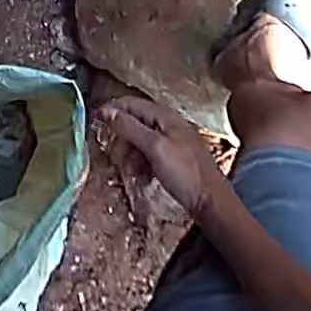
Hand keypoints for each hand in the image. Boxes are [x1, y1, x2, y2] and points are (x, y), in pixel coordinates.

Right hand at [100, 97, 226, 218]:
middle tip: (114, 154)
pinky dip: (141, 162)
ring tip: (128, 170)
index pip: (129, 103)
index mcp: (164, 116)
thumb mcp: (154, 148)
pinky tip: (141, 176)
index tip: (95, 122)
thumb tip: (107, 111)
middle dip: (122, 137)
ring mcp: (173, 141)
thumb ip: (129, 127)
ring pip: (140, 139)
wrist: (215, 207)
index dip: (111, 111)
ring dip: (130, 153)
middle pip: (134, 121)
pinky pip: (150, 153)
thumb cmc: (184, 174)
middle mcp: (168, 123)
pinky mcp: (175, 158)